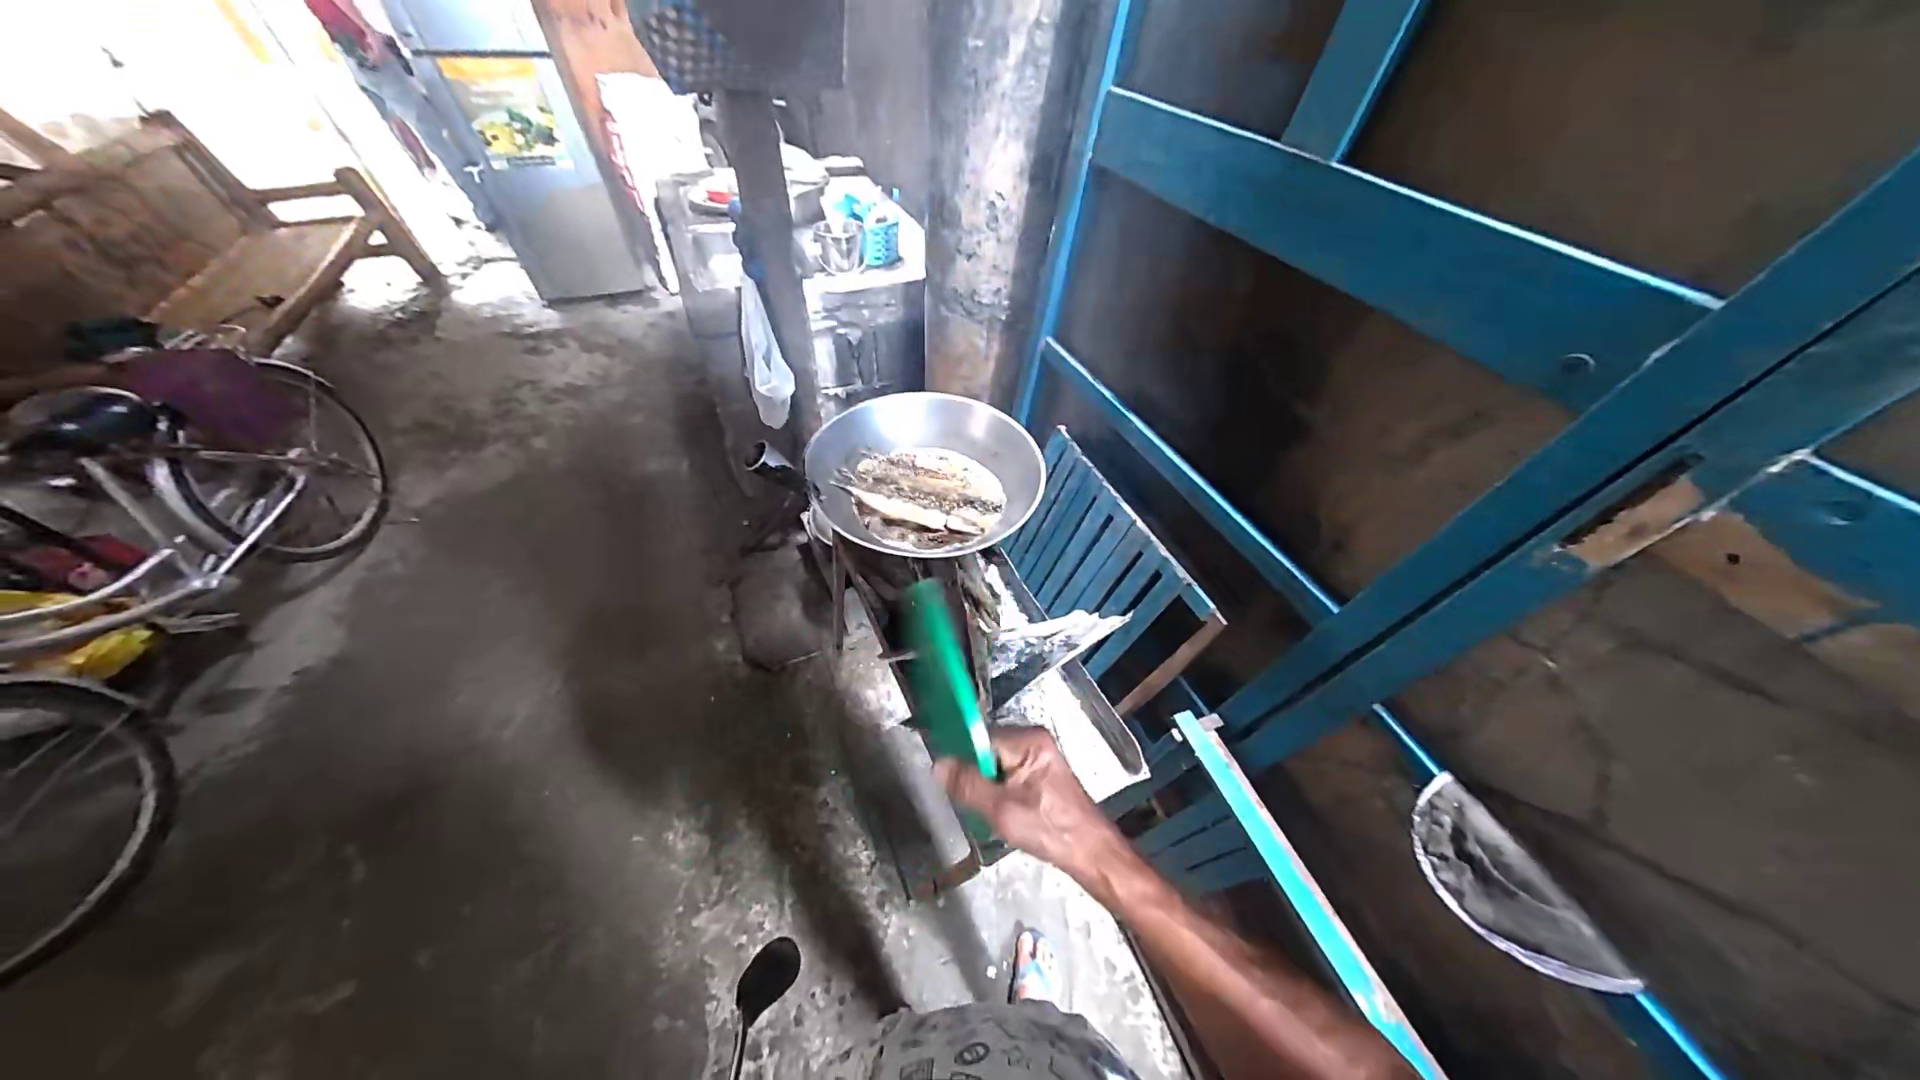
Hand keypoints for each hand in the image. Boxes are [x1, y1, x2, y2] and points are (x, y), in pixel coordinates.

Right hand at [934, 728, 1131, 886]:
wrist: (1091, 853)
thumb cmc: (1049, 830)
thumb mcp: (1001, 810)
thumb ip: (967, 785)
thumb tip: (938, 765)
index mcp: (1028, 740)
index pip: (979, 737)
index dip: (962, 758)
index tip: (951, 781)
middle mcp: (1035, 740)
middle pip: (987, 749)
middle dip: (976, 775)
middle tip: (975, 803)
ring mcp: (1040, 756)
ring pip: (996, 763)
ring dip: (987, 785)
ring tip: (992, 810)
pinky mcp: (1042, 773)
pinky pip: (1008, 773)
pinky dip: (1000, 790)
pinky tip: (1005, 811)